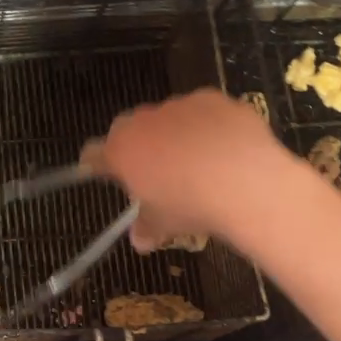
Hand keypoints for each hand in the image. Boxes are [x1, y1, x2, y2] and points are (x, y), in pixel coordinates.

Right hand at [83, 90, 291, 250]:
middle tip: (155, 171)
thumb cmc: (191, 205)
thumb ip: (146, 227)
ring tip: (198, 160)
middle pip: (129, 129)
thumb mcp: (164, 224)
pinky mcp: (213, 99)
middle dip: (137, 146)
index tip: (104, 173)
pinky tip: (224, 147)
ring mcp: (179, 106)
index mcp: (121, 151)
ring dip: (173, 133)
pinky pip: (202, 111)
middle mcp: (143, 122)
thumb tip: (140, 241)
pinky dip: (206, 125)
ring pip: (167, 117)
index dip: (97, 164)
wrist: (247, 182)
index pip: (93, 154)